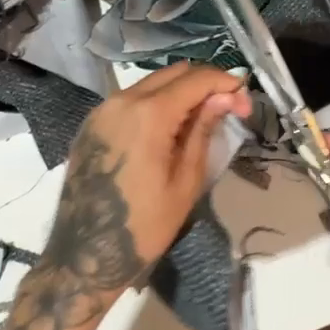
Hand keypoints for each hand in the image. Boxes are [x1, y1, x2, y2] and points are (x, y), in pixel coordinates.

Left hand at [0, 64, 251, 329]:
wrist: (83, 257)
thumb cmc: (144, 226)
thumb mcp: (185, 181)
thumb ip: (204, 130)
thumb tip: (226, 96)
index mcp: (149, 114)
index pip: (197, 79)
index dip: (227, 85)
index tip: (245, 106)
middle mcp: (122, 100)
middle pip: (174, 72)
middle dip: (205, 83)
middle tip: (228, 109)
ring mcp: (102, 110)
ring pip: (151, 82)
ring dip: (180, 91)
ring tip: (200, 120)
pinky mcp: (91, 123)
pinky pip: (131, 99)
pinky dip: (155, 102)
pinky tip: (168, 129)